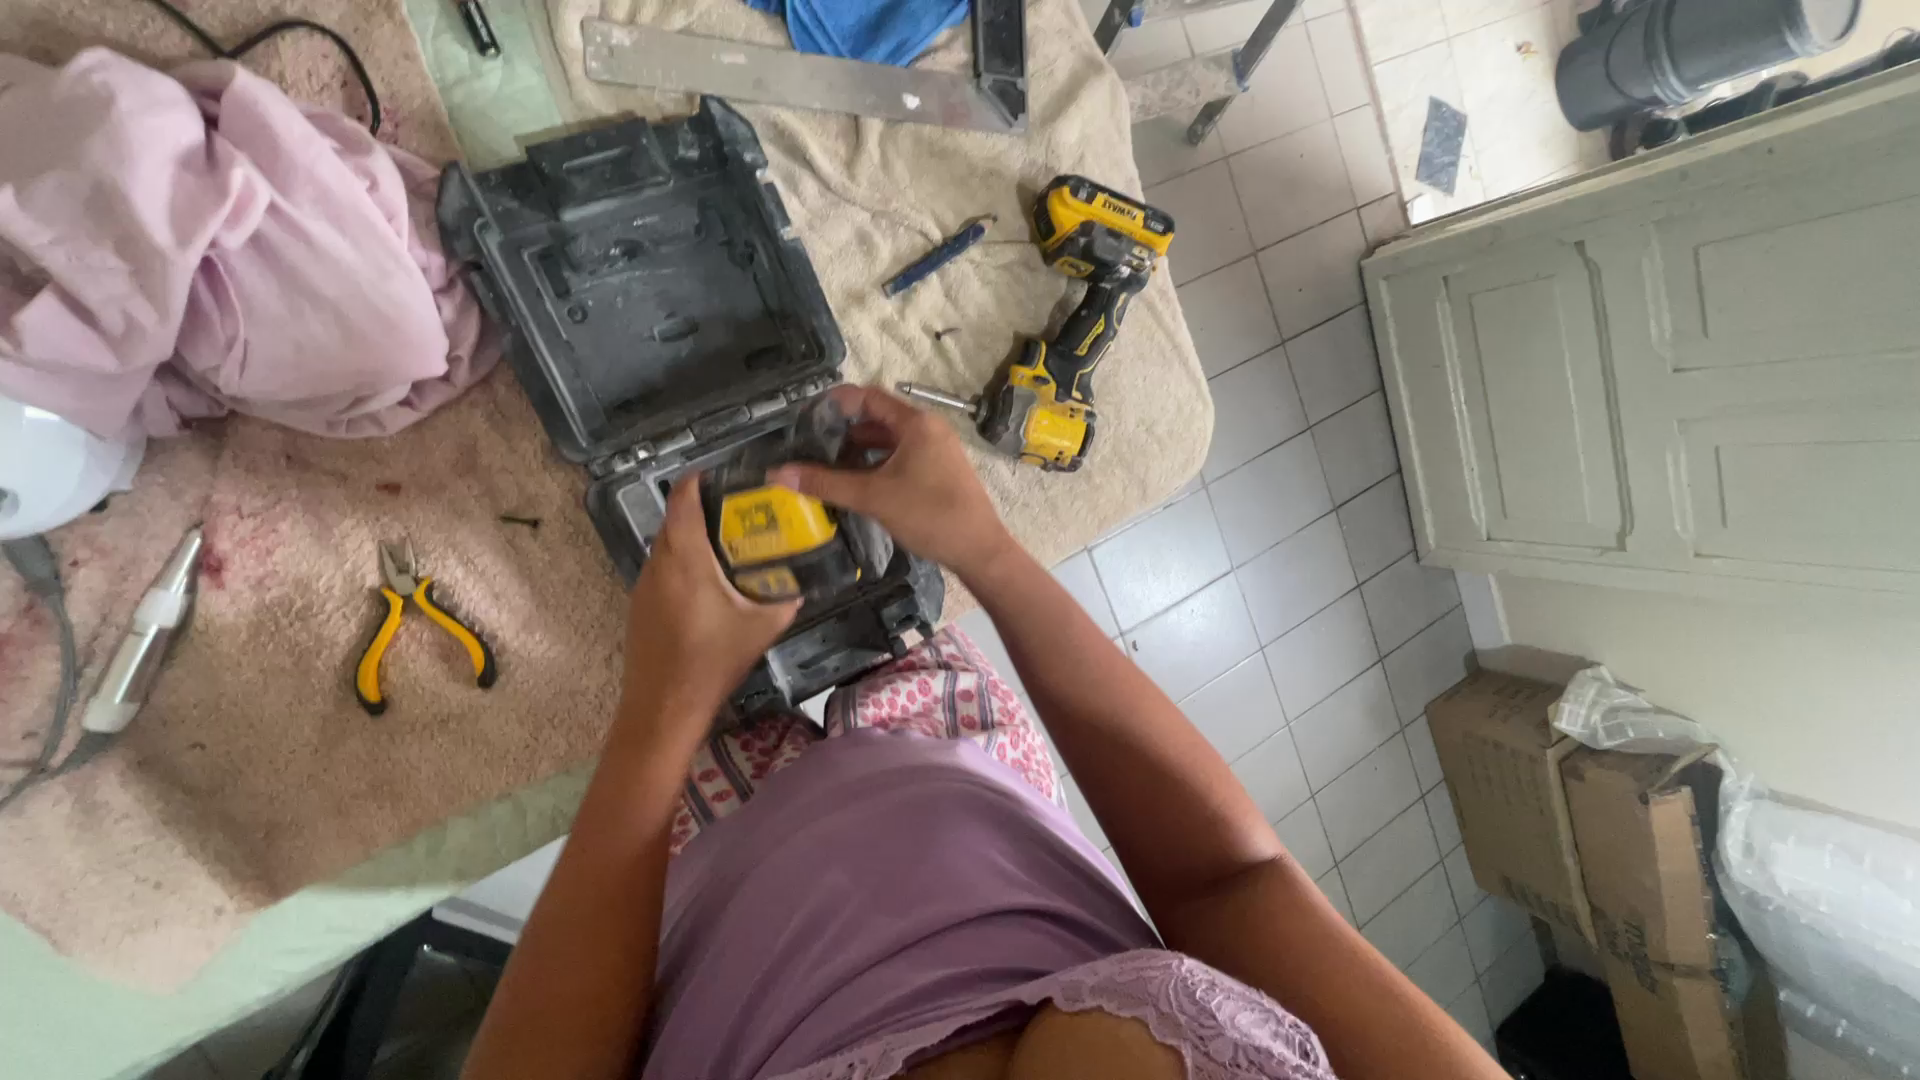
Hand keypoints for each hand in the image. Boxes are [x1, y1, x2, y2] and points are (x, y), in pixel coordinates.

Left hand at [619, 476, 799, 743]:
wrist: (663, 708)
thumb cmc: (713, 661)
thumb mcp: (762, 628)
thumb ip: (785, 598)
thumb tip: (804, 578)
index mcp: (686, 560)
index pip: (684, 499)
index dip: (702, 478)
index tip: (729, 475)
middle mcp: (658, 564)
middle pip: (676, 519)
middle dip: (705, 508)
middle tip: (742, 511)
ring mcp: (643, 585)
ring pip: (667, 545)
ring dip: (693, 536)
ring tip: (730, 543)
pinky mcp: (639, 605)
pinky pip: (663, 568)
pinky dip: (684, 562)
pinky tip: (709, 583)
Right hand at [767, 385, 1014, 580]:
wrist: (979, 550)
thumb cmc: (929, 515)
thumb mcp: (873, 497)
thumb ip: (826, 483)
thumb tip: (777, 473)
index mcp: (916, 424)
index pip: (868, 397)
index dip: (836, 403)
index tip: (807, 418)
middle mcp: (929, 429)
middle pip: (878, 419)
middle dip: (844, 432)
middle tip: (811, 447)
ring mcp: (937, 451)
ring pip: (890, 442)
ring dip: (860, 452)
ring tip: (828, 468)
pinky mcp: (940, 472)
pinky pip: (902, 458)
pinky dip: (878, 465)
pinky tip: (858, 485)